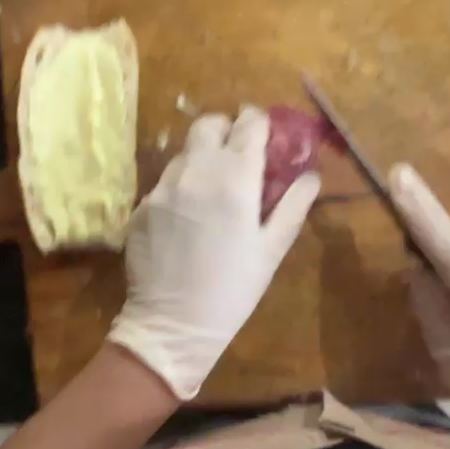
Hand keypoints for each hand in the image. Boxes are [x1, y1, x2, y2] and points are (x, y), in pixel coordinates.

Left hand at [107, 106, 320, 399]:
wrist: (172, 326)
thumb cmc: (232, 291)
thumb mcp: (271, 250)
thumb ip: (293, 206)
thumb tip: (310, 175)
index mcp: (234, 177)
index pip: (249, 123)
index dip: (259, 126)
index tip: (264, 140)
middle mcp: (194, 171)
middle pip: (208, 125)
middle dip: (225, 133)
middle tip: (235, 161)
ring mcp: (161, 189)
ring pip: (182, 155)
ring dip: (199, 163)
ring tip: (209, 197)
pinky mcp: (139, 208)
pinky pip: (163, 186)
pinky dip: (177, 192)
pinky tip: (183, 225)